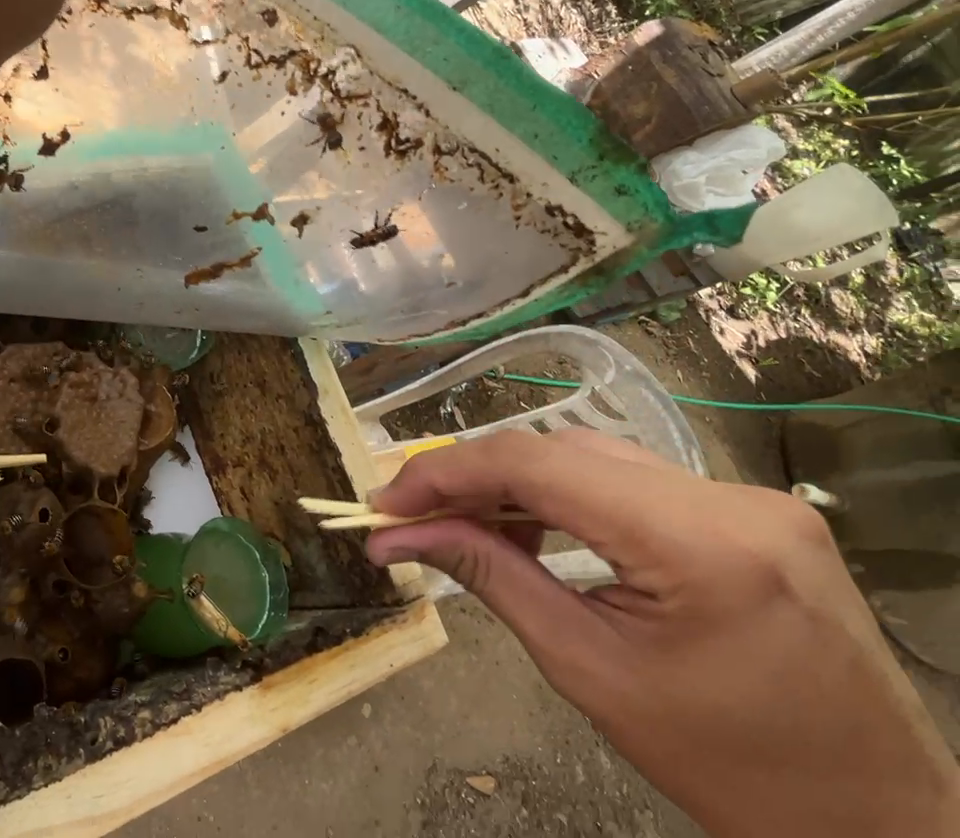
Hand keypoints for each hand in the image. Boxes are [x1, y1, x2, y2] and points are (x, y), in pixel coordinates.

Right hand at [366, 430, 959, 837]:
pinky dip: (565, 497)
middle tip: (408, 519)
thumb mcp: (585, 667)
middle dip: (472, 477)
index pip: (536, 463)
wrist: (868, 819)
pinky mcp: (753, 515)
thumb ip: (490, 575)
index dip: (443, 471)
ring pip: (593, 457)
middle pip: (562, 450)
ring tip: (461, 529)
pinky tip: (531, 531)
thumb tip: (396, 534)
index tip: (382, 504)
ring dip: (515, 485)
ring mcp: (751, 501)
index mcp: (700, 541)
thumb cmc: (722, 762)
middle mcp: (732, 498)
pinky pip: (632, 482)